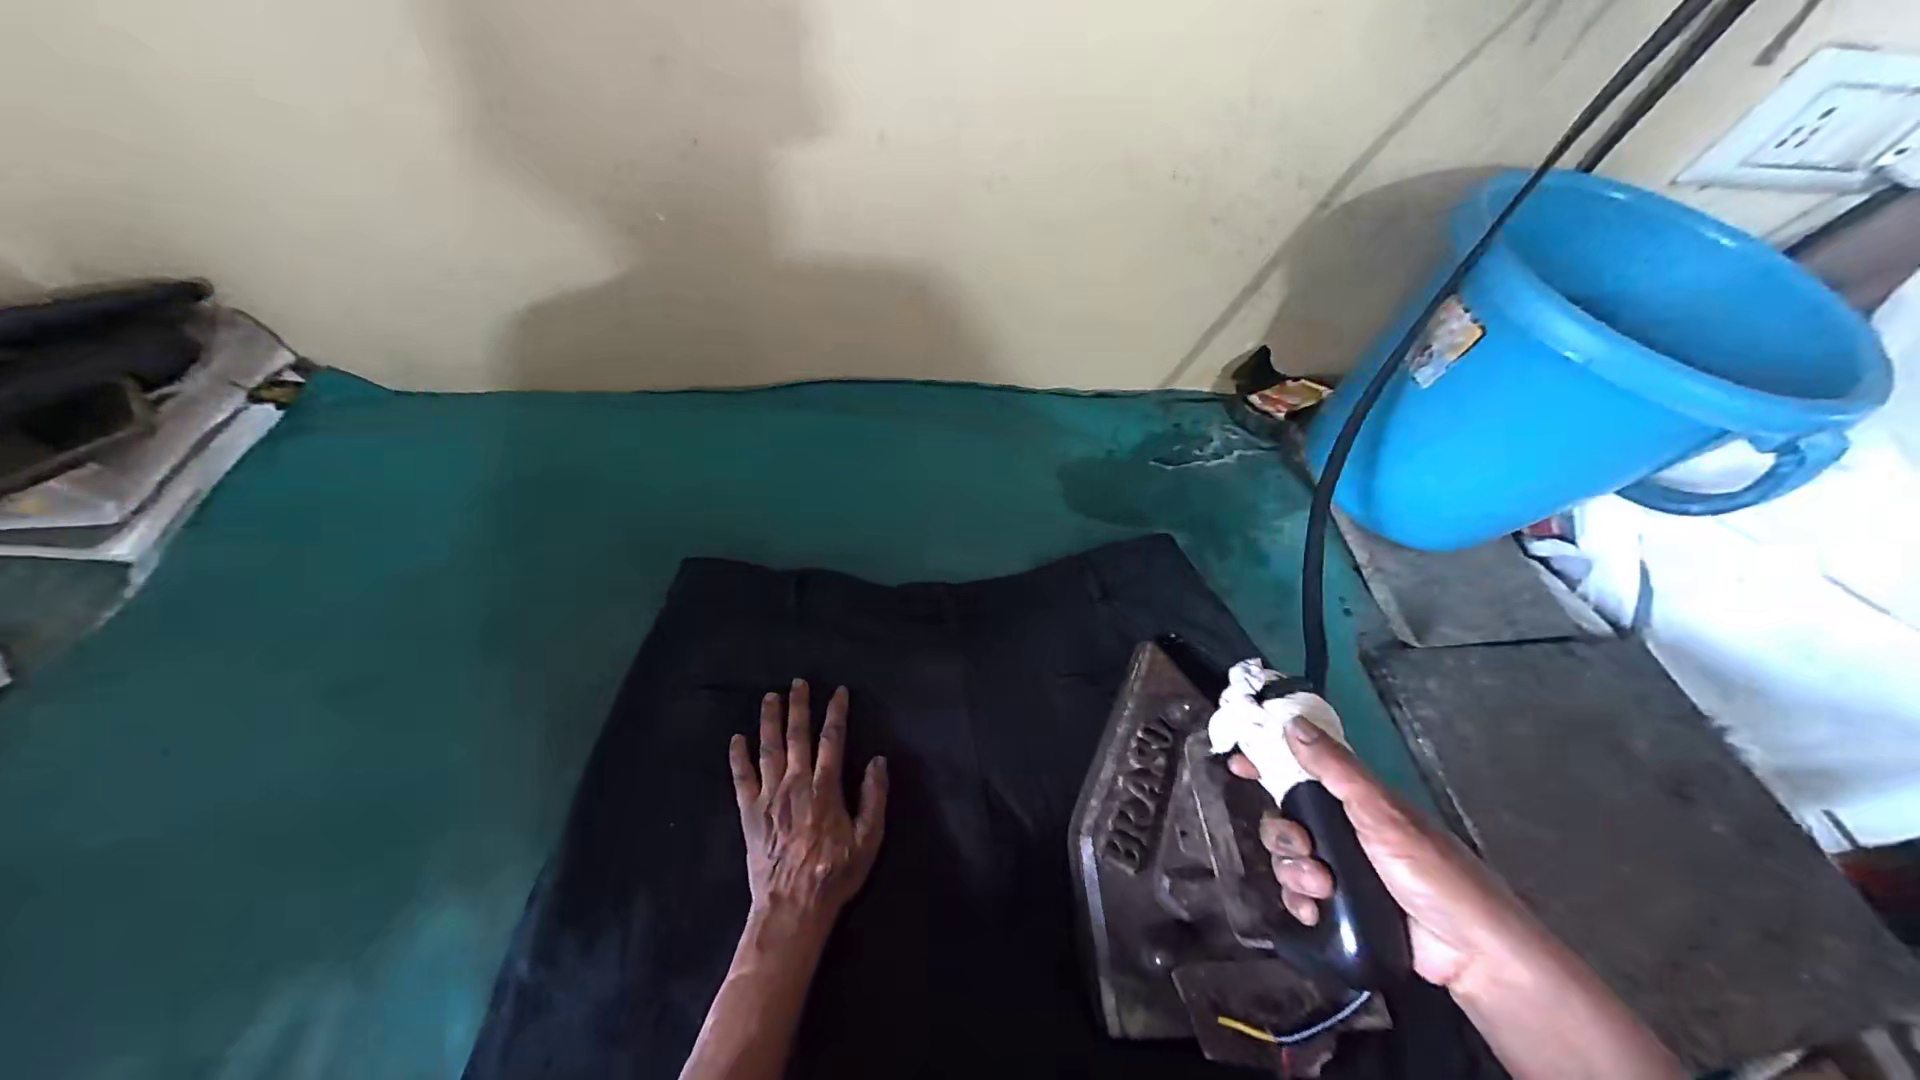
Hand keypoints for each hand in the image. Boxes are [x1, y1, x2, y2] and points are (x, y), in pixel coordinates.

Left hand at [729, 680, 887, 930]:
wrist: (791, 907)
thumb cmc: (834, 874)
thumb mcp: (868, 839)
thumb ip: (874, 797)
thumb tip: (879, 760)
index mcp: (825, 788)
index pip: (832, 740)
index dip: (836, 713)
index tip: (838, 691)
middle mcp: (795, 784)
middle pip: (797, 736)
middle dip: (799, 706)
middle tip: (798, 682)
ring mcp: (769, 796)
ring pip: (768, 748)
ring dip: (770, 720)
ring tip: (770, 697)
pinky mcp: (749, 812)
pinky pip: (741, 778)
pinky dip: (738, 757)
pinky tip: (736, 739)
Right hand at [1230, 717, 1544, 991]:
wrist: (1472, 954)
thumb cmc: (1434, 872)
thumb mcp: (1383, 813)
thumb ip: (1337, 770)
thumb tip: (1293, 723)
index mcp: (1353, 800)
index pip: (1300, 770)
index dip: (1266, 763)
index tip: (1238, 764)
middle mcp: (1341, 830)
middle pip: (1283, 819)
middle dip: (1283, 835)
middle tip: (1304, 847)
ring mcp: (1339, 870)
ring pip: (1286, 859)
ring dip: (1294, 873)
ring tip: (1322, 889)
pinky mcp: (1338, 907)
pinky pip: (1296, 896)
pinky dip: (1299, 903)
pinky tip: (1316, 912)